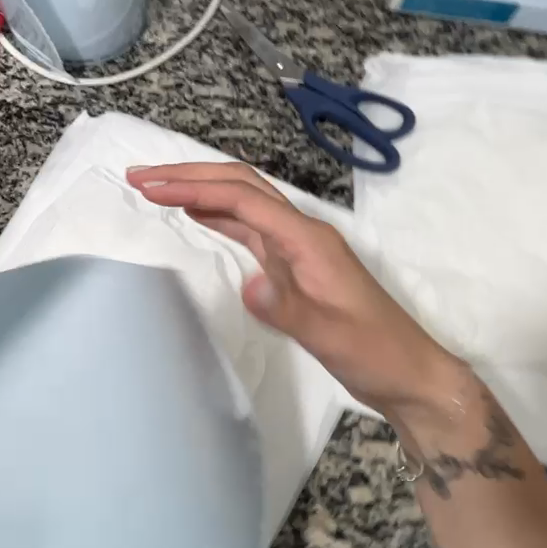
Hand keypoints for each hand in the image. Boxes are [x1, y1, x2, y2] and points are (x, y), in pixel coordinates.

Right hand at [126, 162, 467, 418]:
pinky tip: (193, 212)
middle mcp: (298, 231)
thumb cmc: (373, 352)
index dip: (193, 188)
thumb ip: (286, 308)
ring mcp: (294, 245)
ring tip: (153, 188)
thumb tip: (245, 285)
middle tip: (138, 177)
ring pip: (239, 200)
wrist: (408, 373)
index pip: (241, 198)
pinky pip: (244, 224)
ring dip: (196, 189)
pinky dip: (213, 212)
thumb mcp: (330, 336)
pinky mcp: (289, 262)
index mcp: (306, 238)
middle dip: (187, 175)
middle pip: (238, 185)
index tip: (149, 189)